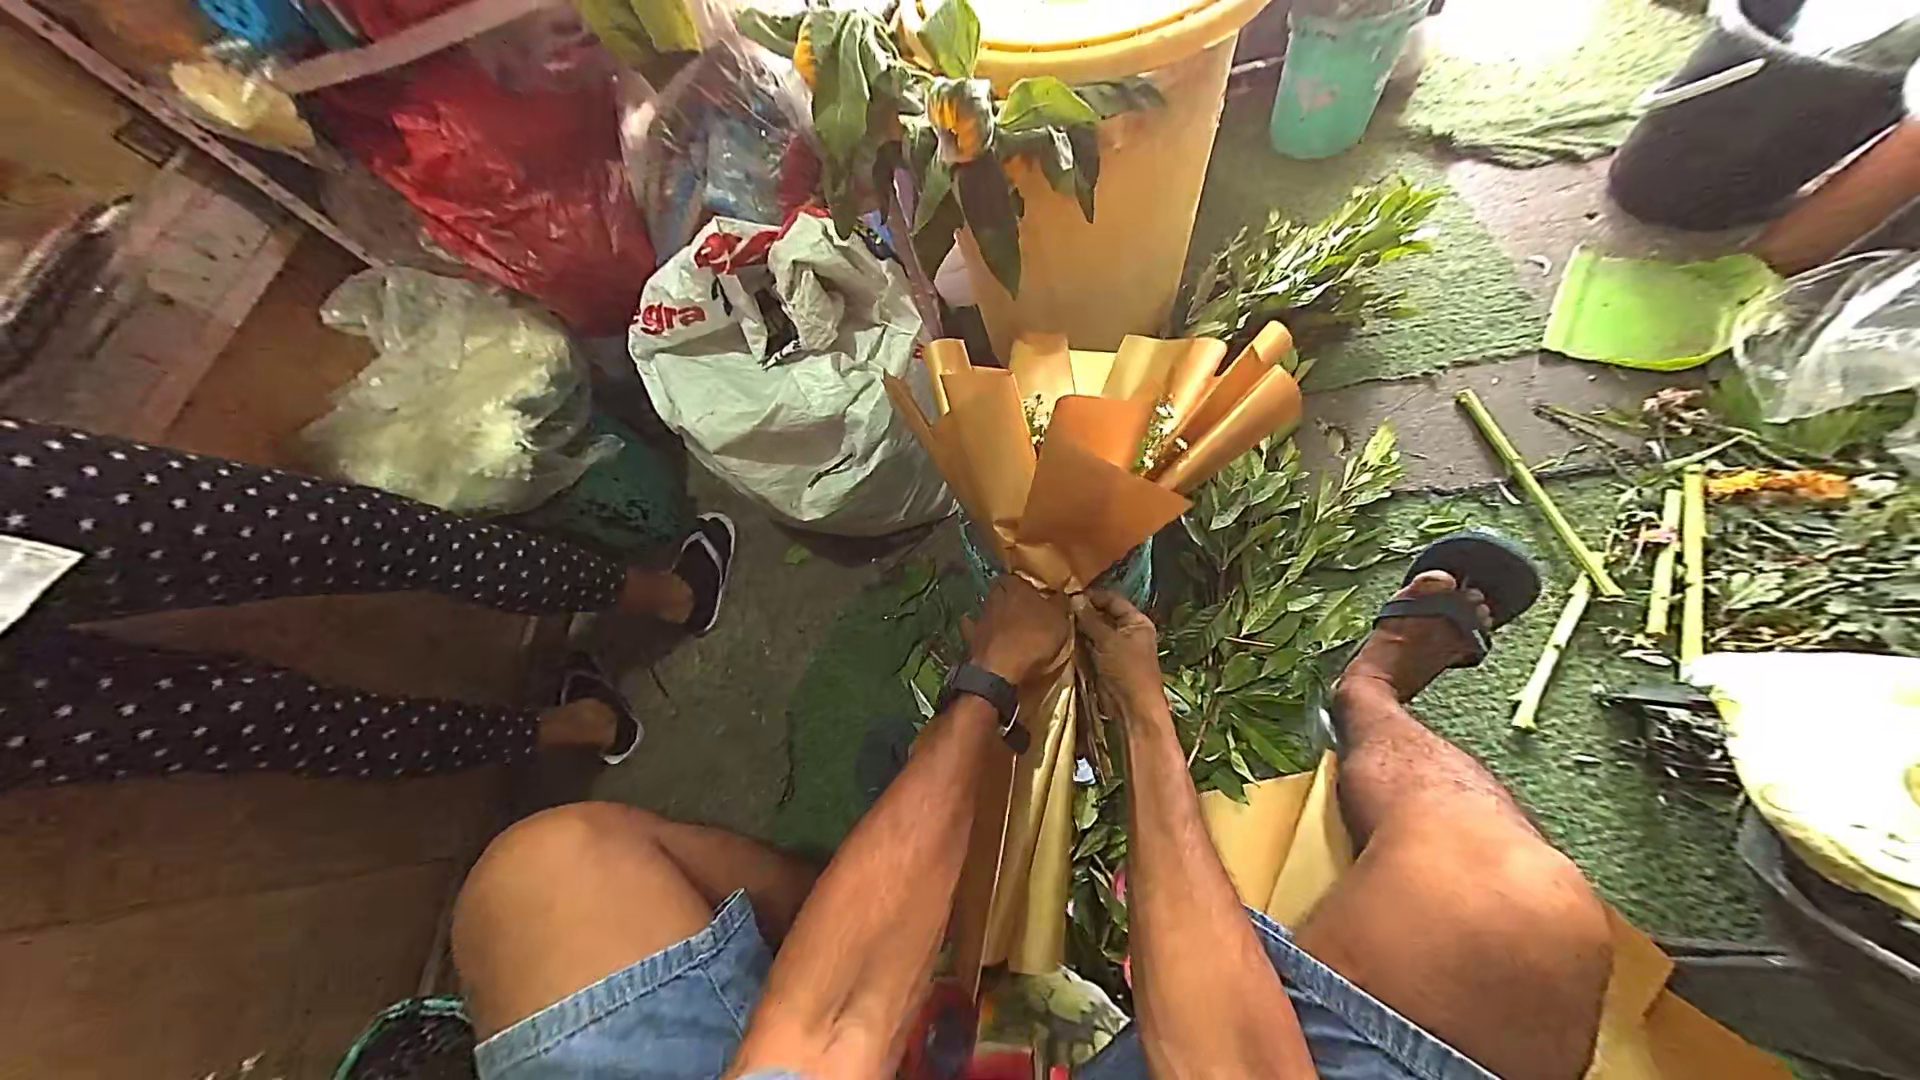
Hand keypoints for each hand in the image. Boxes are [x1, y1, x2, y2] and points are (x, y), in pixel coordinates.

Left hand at [966, 576, 1070, 684]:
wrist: (1001, 668)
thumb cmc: (1034, 639)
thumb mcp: (1059, 620)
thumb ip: (1060, 603)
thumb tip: (1060, 593)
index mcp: (1016, 588)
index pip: (1017, 576)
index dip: (1024, 583)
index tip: (1033, 591)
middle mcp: (995, 597)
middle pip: (1000, 589)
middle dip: (1007, 594)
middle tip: (1020, 605)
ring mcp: (981, 616)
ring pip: (986, 606)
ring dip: (994, 610)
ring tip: (1004, 620)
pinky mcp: (971, 636)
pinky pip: (971, 626)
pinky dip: (975, 627)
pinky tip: (981, 630)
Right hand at [1072, 589, 1164, 712]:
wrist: (1131, 707)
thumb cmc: (1127, 669)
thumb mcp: (1108, 640)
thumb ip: (1090, 619)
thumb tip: (1075, 598)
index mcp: (1136, 622)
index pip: (1113, 600)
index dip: (1094, 596)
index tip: (1070, 593)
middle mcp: (1126, 632)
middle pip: (1102, 615)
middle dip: (1083, 612)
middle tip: (1060, 606)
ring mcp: (1114, 647)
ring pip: (1093, 631)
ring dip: (1078, 627)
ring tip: (1057, 618)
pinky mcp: (1103, 661)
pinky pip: (1088, 646)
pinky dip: (1077, 642)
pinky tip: (1062, 635)